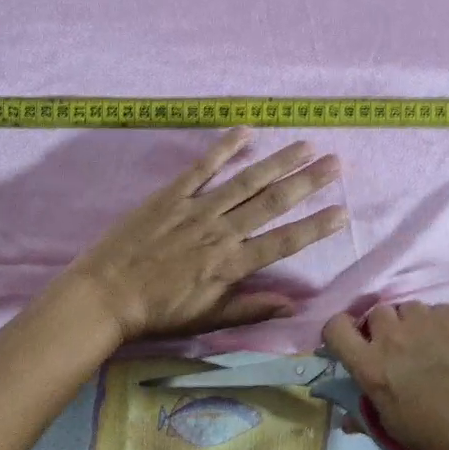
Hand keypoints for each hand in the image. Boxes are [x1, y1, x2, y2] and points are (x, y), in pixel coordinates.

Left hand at [63, 129, 346, 342]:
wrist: (105, 295)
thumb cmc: (159, 312)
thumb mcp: (208, 318)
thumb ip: (251, 308)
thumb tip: (294, 306)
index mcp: (232, 263)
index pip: (284, 242)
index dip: (316, 226)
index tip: (342, 211)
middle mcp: (222, 230)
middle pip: (273, 202)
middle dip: (308, 182)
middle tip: (336, 164)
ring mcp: (197, 208)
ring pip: (247, 180)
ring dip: (279, 161)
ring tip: (306, 145)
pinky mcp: (172, 194)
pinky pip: (203, 167)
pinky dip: (225, 148)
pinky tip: (246, 131)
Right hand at [322, 302, 448, 449]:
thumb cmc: (441, 441)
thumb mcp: (395, 430)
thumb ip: (366, 415)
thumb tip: (346, 419)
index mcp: (371, 366)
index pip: (335, 327)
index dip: (341, 333)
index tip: (353, 345)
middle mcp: (393, 336)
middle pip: (376, 314)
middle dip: (383, 330)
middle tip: (400, 352)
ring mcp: (426, 321)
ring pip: (408, 309)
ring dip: (412, 325)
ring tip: (431, 349)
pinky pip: (437, 311)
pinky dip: (440, 325)